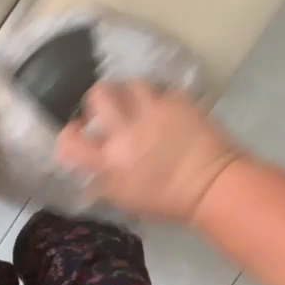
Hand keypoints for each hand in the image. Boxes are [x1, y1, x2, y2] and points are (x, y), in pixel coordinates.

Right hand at [54, 81, 240, 222]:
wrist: (215, 186)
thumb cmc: (170, 201)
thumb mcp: (127, 199)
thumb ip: (103, 181)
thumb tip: (91, 169)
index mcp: (109, 162)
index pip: (69, 139)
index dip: (70, 133)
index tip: (80, 133)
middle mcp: (126, 132)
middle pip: (97, 95)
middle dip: (100, 99)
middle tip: (111, 108)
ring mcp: (153, 112)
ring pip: (130, 84)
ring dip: (132, 93)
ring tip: (141, 103)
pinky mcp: (178, 101)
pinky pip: (162, 90)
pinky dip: (162, 98)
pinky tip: (167, 109)